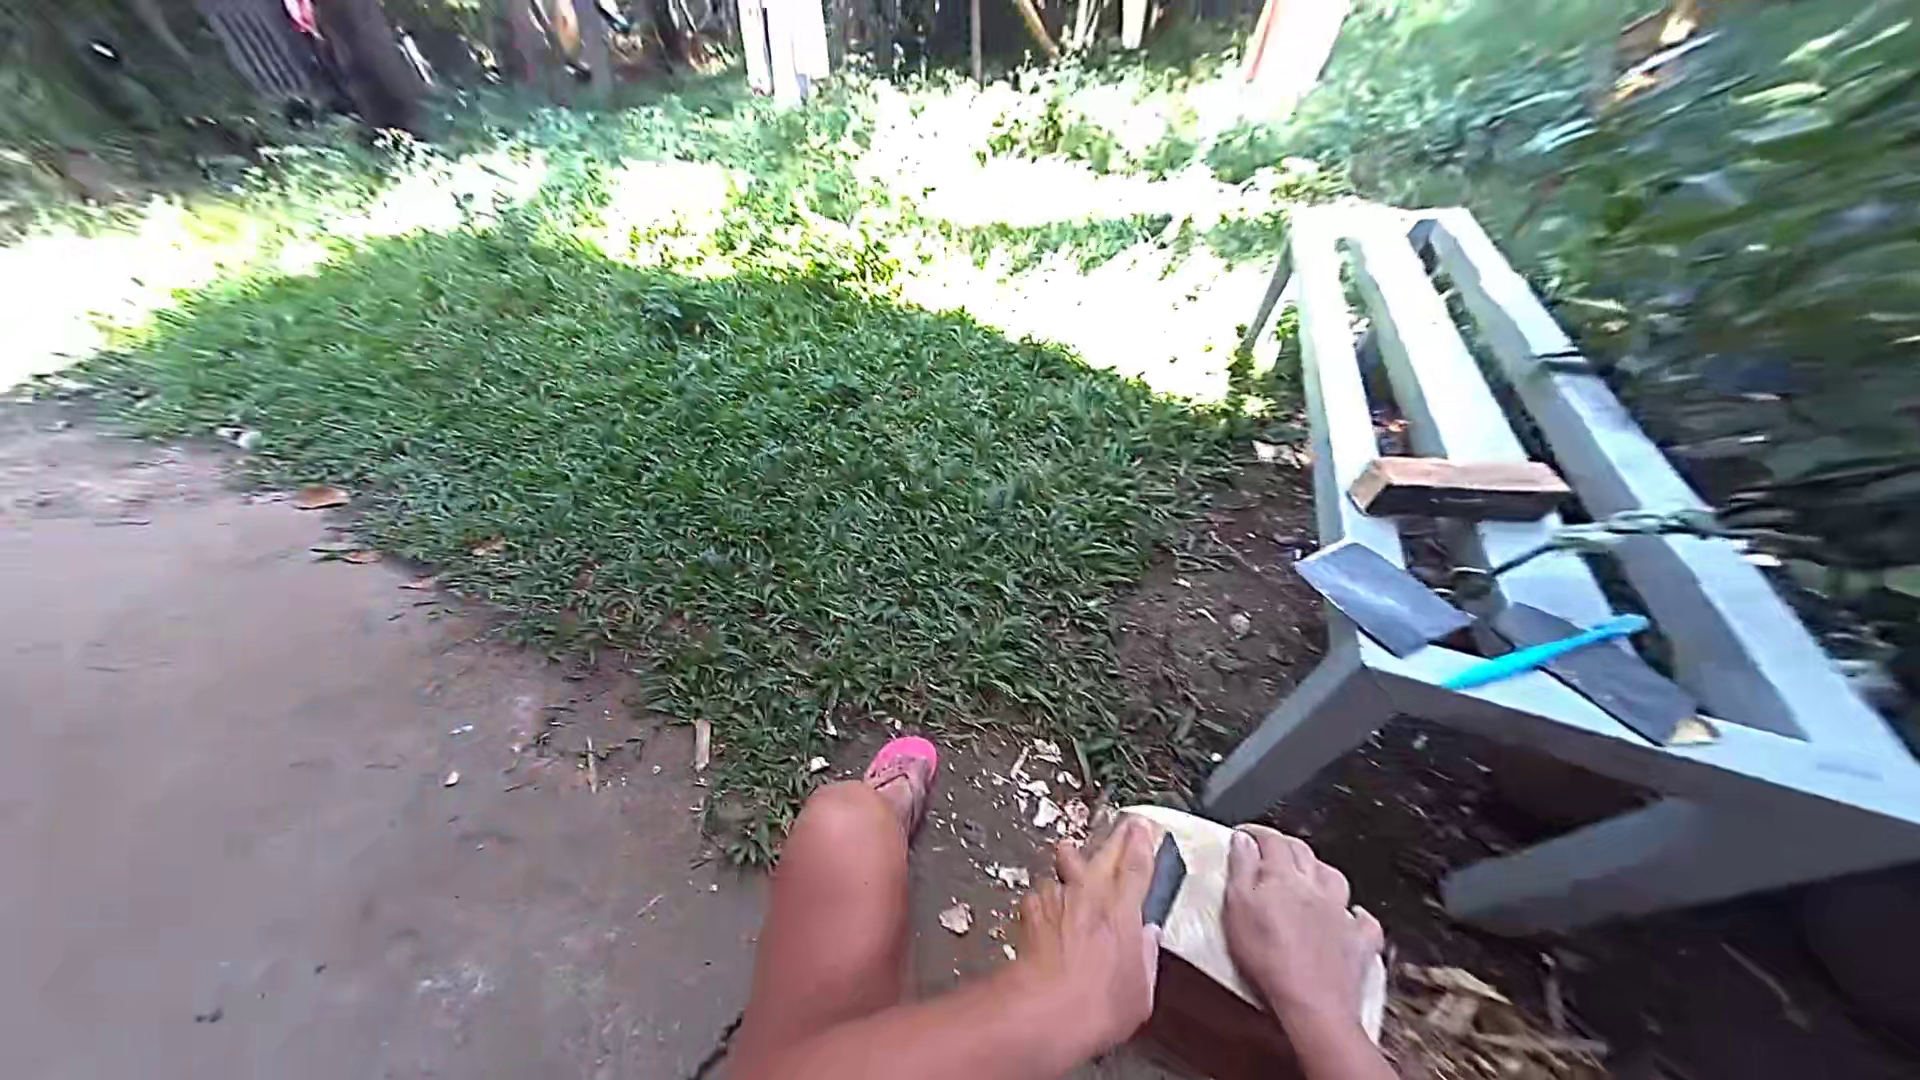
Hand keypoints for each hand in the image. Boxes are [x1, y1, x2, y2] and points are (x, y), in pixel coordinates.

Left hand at [1012, 814, 1161, 1053]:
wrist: (1045, 1007)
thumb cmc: (1098, 1006)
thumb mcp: (1140, 992)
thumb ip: (1145, 957)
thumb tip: (1148, 938)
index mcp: (1122, 911)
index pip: (1137, 865)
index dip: (1142, 843)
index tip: (1144, 827)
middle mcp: (1090, 893)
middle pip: (1105, 852)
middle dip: (1117, 836)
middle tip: (1124, 826)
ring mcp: (1059, 894)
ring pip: (1067, 861)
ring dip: (1073, 861)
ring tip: (1074, 860)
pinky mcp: (1033, 903)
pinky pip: (1043, 889)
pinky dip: (1047, 896)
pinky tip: (1047, 910)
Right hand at [1223, 825, 1382, 1032]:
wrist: (1311, 1005)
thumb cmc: (1268, 957)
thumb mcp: (1237, 905)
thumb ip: (1240, 867)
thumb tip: (1242, 840)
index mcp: (1283, 876)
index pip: (1271, 840)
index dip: (1256, 832)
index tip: (1243, 834)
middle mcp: (1314, 887)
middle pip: (1302, 852)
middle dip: (1284, 843)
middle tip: (1268, 846)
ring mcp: (1339, 915)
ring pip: (1333, 877)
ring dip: (1319, 869)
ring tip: (1307, 871)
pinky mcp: (1357, 944)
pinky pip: (1365, 922)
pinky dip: (1358, 914)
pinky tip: (1352, 914)